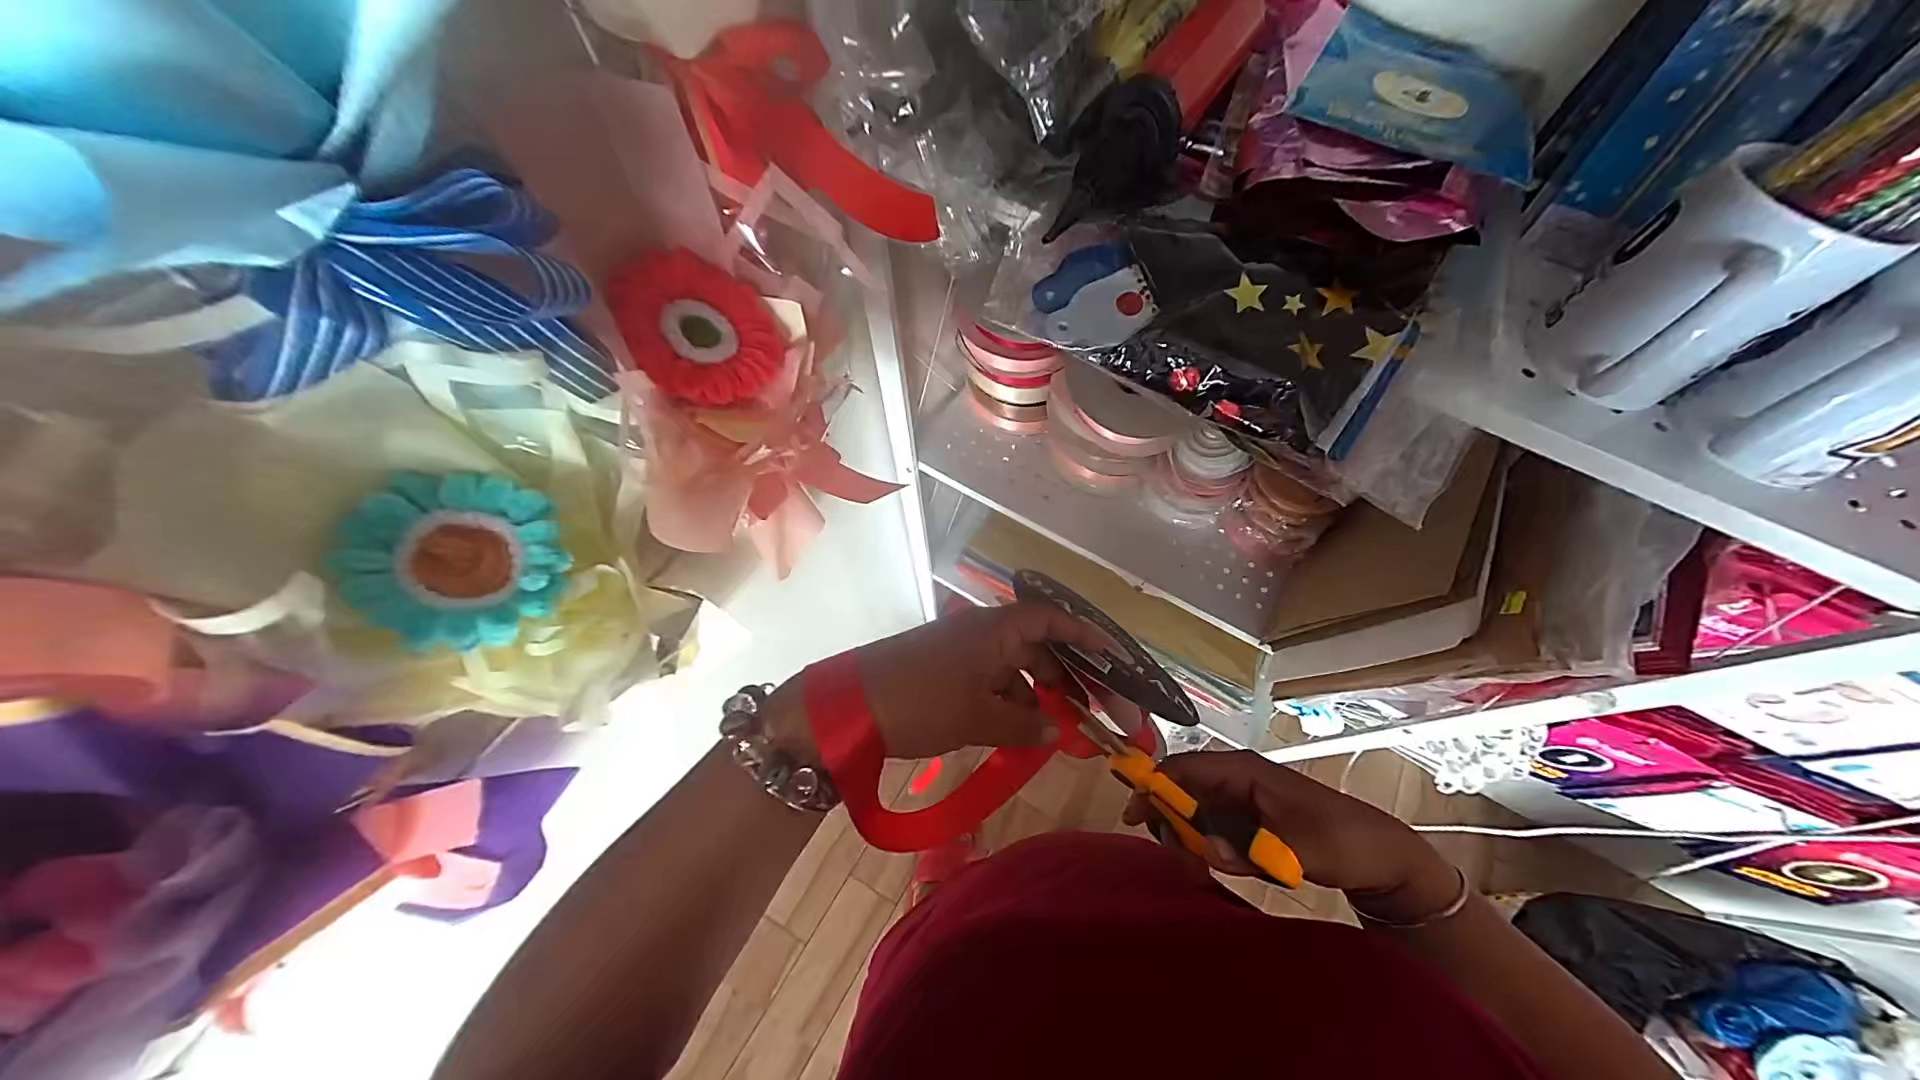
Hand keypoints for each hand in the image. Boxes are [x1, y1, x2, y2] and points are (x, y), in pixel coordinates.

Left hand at [764, 604, 1117, 761]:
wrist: (844, 708)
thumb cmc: (919, 702)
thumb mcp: (976, 717)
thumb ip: (1023, 722)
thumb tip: (1057, 731)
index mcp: (995, 629)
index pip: (1053, 621)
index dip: (1088, 638)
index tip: (1117, 660)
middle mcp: (983, 632)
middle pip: (1040, 648)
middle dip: (1070, 679)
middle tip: (1102, 713)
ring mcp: (963, 651)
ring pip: (1016, 669)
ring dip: (1040, 697)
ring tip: (1063, 732)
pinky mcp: (946, 671)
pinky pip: (992, 682)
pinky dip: (1010, 703)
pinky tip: (1021, 731)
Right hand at [1123, 750, 1460, 919]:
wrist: (1386, 858)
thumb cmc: (1346, 841)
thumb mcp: (1301, 849)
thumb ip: (1251, 850)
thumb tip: (1205, 850)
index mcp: (1243, 770)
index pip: (1182, 767)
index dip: (1153, 787)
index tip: (1134, 817)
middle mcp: (1235, 778)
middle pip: (1180, 789)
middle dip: (1169, 820)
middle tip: (1180, 858)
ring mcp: (1240, 798)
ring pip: (1192, 810)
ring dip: (1186, 838)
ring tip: (1201, 870)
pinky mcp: (1247, 819)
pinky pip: (1210, 827)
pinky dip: (1203, 846)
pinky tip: (1214, 867)